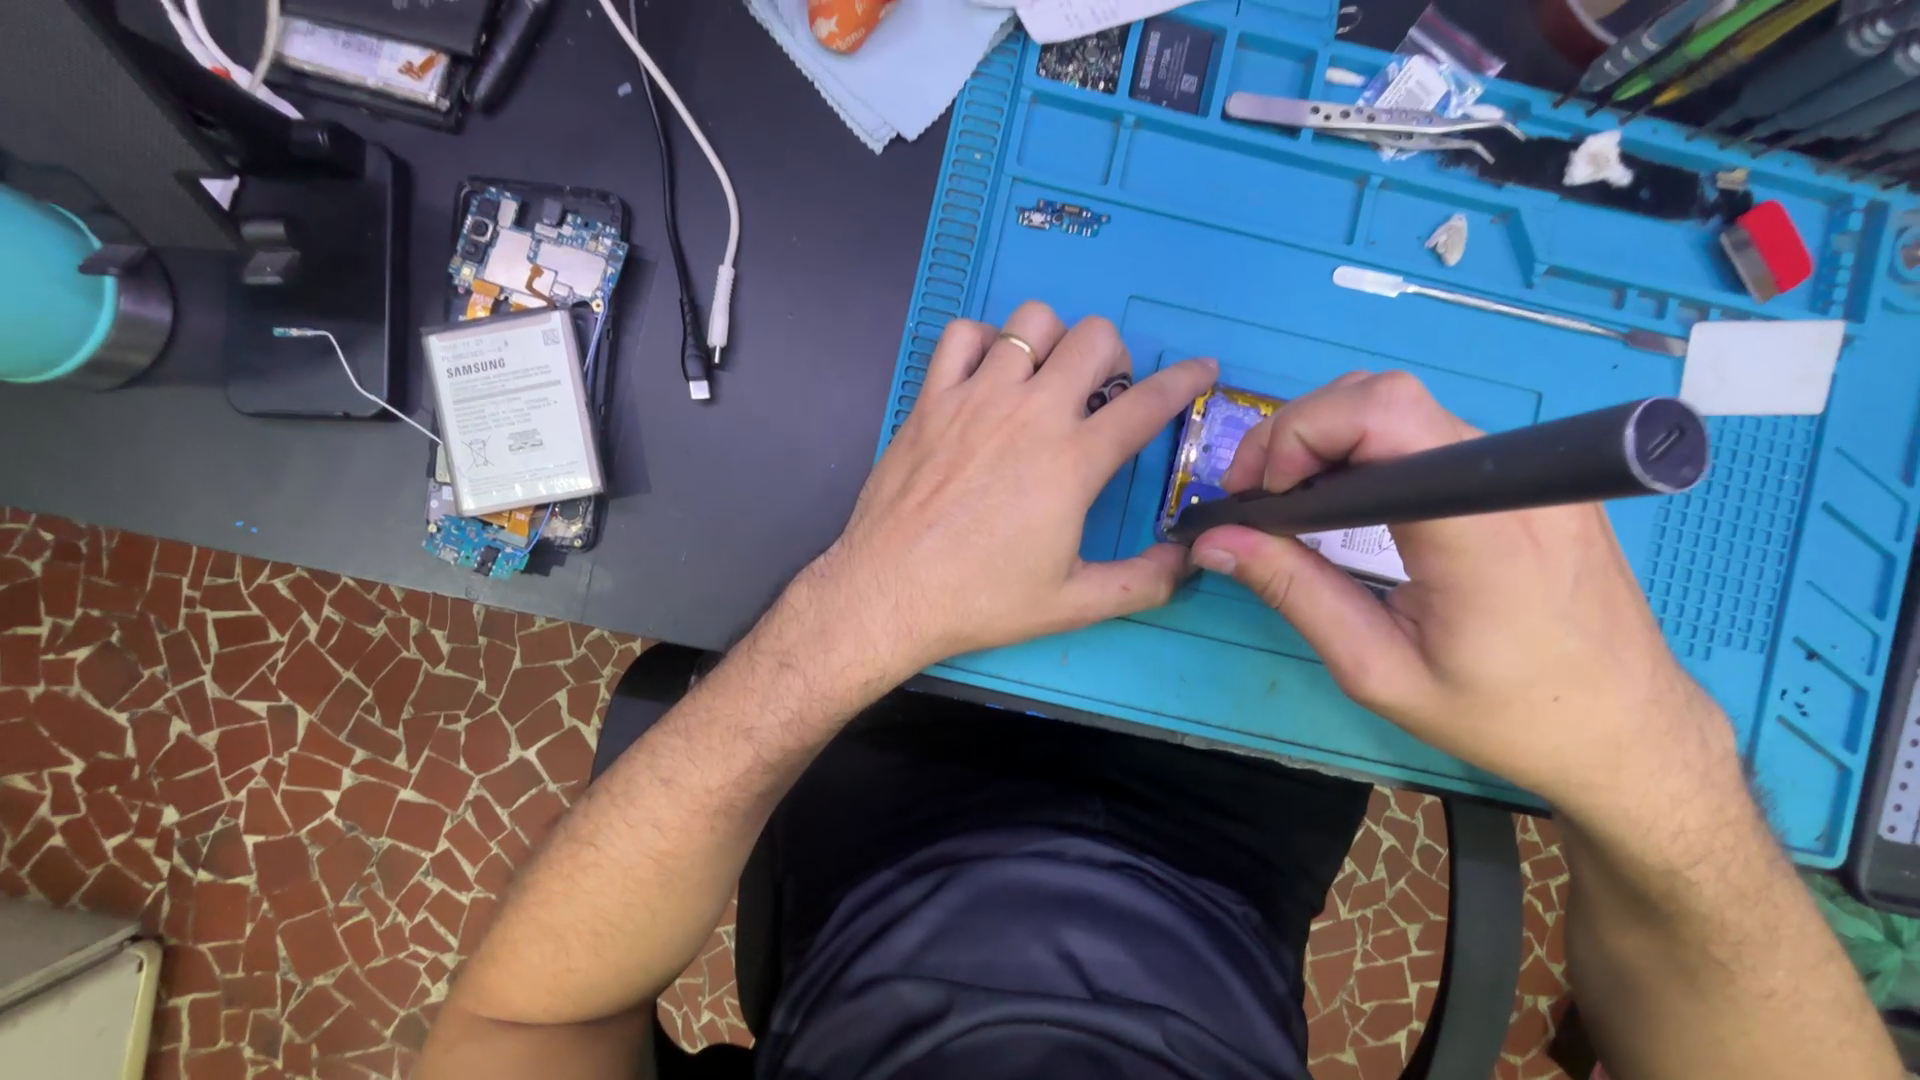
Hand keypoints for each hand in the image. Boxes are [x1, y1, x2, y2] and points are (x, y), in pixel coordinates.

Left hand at [802, 301, 1217, 677]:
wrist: (890, 593)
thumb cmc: (981, 599)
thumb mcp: (1073, 604)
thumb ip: (1143, 582)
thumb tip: (1189, 562)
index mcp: (1073, 461)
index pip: (1149, 402)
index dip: (1186, 380)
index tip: (1201, 370)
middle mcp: (1030, 414)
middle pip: (1095, 338)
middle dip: (1114, 357)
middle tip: (1100, 395)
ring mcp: (976, 398)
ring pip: (1032, 321)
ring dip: (1052, 341)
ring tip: (1044, 378)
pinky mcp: (931, 399)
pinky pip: (962, 334)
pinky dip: (983, 341)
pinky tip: (986, 375)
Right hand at [1187, 372, 1732, 815]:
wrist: (1627, 732)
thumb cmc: (1500, 715)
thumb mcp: (1375, 668)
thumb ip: (1293, 592)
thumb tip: (1215, 541)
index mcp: (1476, 525)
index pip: (1381, 414)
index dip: (1300, 434)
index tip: (1260, 499)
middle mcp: (1511, 476)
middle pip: (1383, 397)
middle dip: (1297, 432)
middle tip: (1257, 497)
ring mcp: (1530, 472)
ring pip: (1406, 409)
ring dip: (1330, 439)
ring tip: (1294, 499)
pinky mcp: (1533, 479)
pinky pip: (1434, 435)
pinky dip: (1371, 452)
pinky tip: (1349, 500)